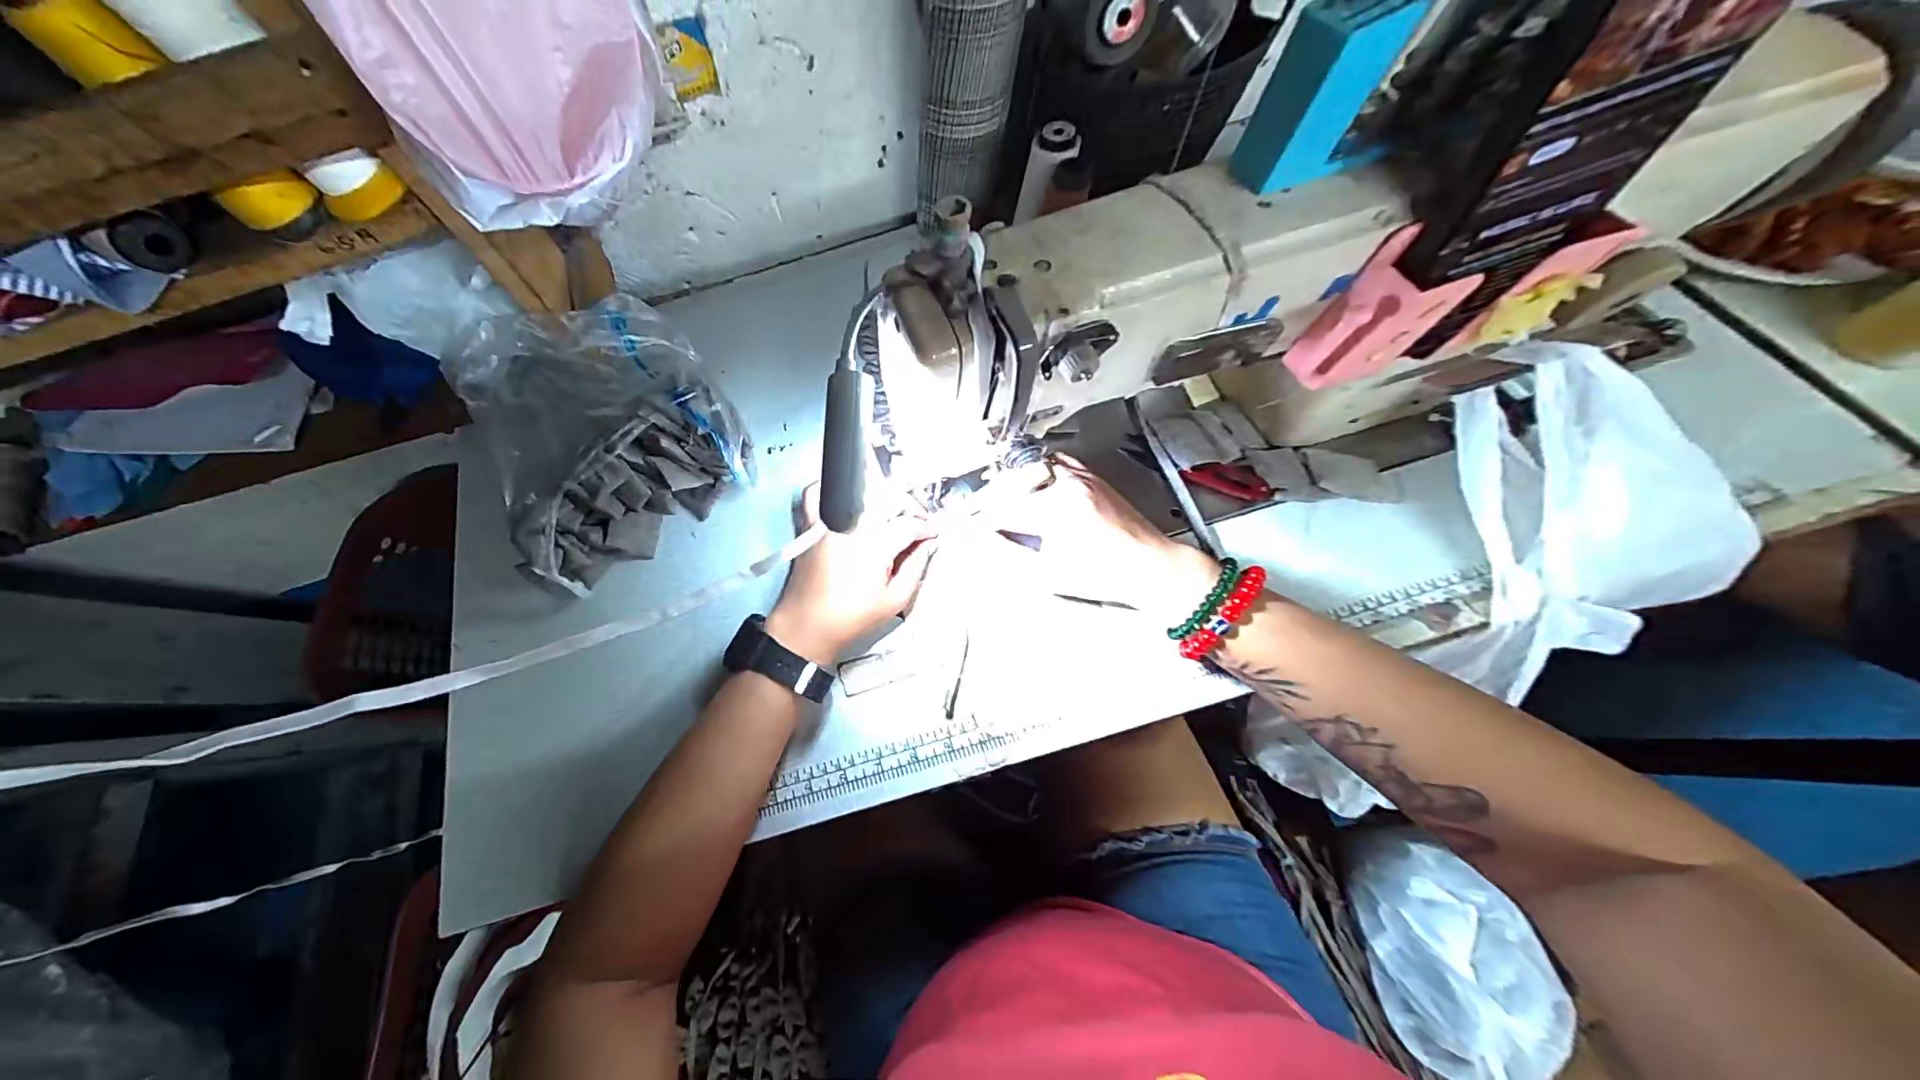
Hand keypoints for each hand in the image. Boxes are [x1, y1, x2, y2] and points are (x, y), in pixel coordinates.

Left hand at [767, 486, 938, 664]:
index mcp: (874, 543)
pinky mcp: (809, 526)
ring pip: (860, 491)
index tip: (932, 534)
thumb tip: (926, 545)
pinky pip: (817, 494)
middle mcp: (850, 524)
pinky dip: (833, 493)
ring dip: (880, 497)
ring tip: (889, 516)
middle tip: (918, 527)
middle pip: (889, 499)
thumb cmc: (846, 622)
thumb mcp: (894, 600)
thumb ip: (916, 566)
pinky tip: (849, 506)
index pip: (909, 523)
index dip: (926, 528)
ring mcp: (827, 521)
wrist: (802, 631)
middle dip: (910, 509)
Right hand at [977, 455, 1221, 626]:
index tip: (958, 526)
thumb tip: (973, 540)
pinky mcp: (1089, 474)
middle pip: (1009, 482)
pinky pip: (1051, 462)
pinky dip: (1033, 472)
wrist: (1150, 565)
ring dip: (1007, 484)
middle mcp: (1068, 484)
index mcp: (1056, 510)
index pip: (998, 509)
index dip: (974, 520)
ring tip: (998, 505)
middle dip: (986, 500)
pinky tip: (1029, 489)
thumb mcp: (1046, 575)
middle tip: (974, 517)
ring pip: (1027, 467)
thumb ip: (1004, 554)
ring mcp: (1080, 475)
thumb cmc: (1106, 575)